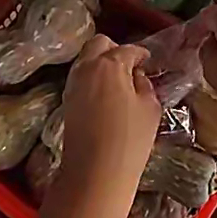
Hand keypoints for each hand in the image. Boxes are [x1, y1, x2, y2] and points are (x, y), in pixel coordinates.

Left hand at [60, 36, 159, 190]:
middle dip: (115, 49)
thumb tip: (137, 78)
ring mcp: (72, 84)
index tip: (148, 61)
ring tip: (119, 82)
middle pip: (98, 44)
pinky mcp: (66, 101)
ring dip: (101, 63)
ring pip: (86, 60)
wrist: (95, 173)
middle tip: (130, 66)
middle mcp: (86, 67)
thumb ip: (145, 85)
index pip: (128, 49)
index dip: (141, 54)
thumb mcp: (150, 108)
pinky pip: (81, 78)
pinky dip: (93, 79)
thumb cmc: (130, 139)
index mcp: (109, 64)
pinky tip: (107, 96)